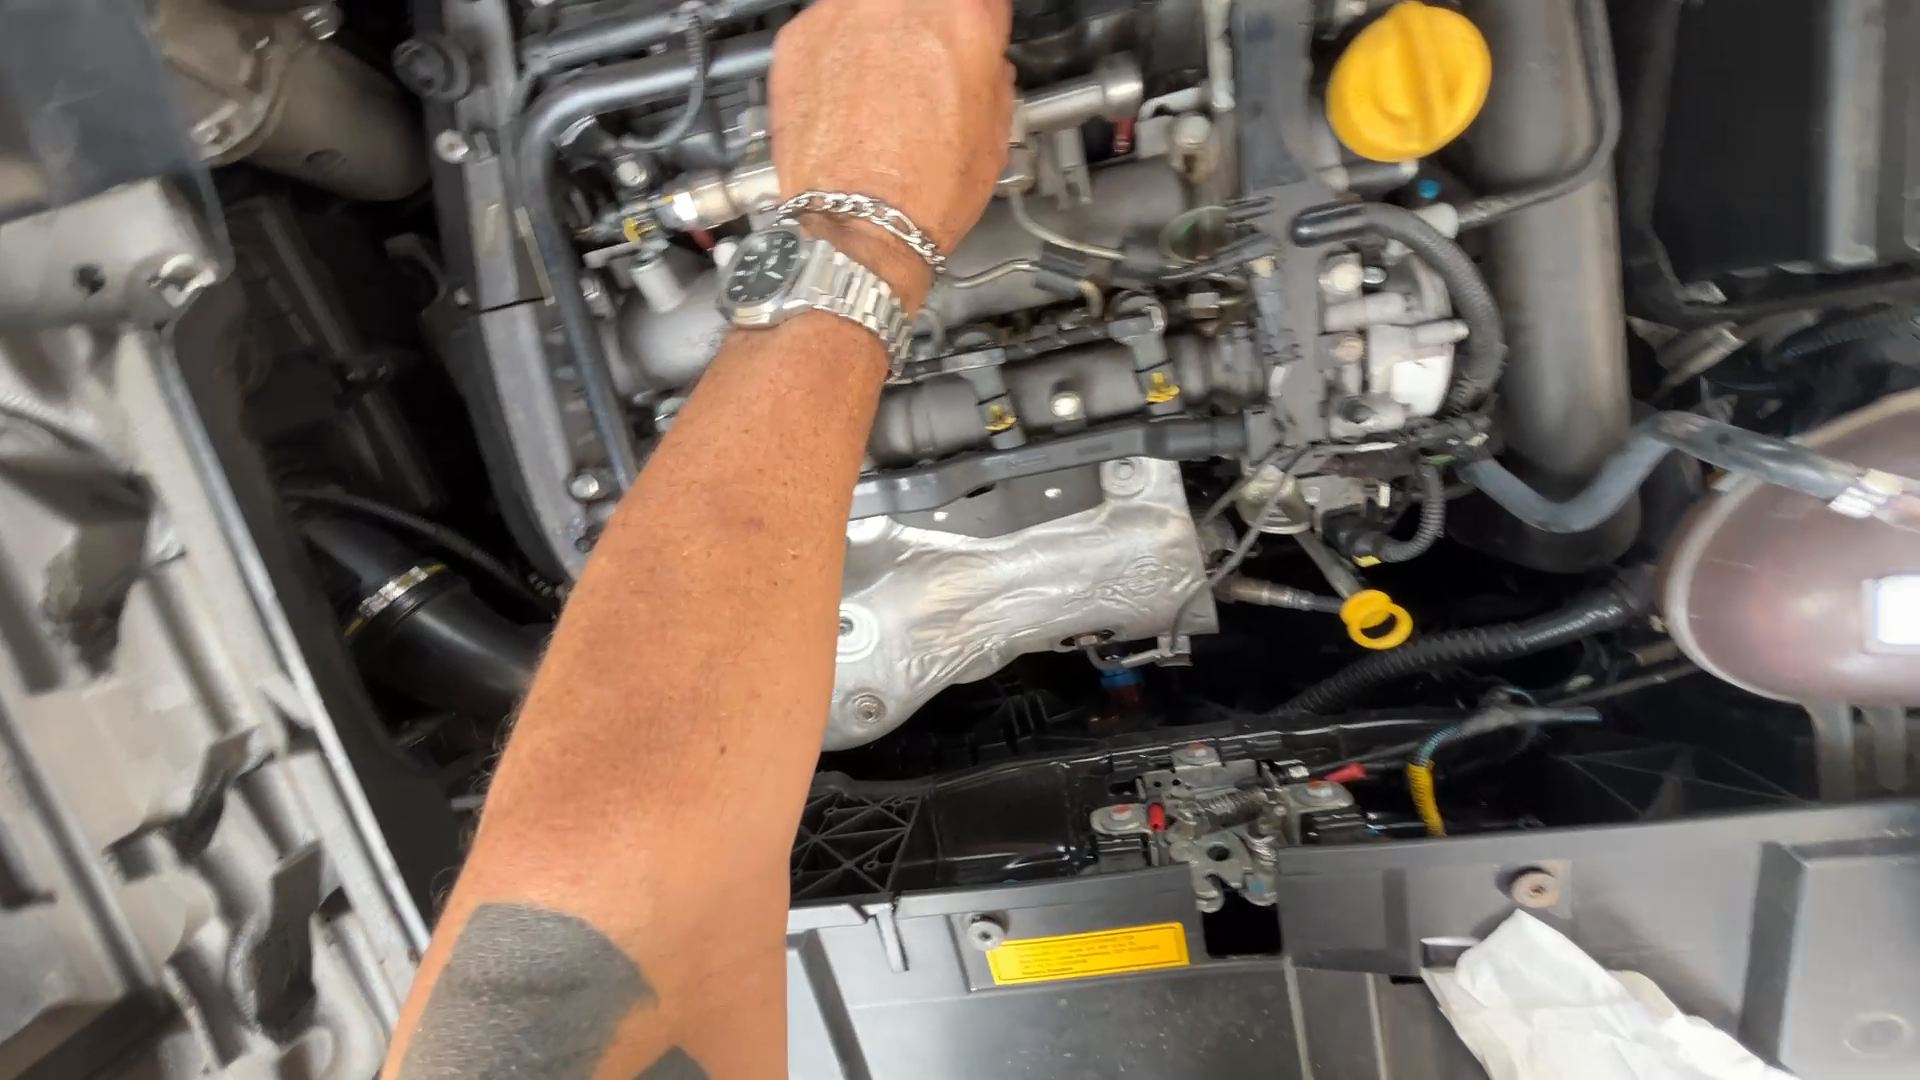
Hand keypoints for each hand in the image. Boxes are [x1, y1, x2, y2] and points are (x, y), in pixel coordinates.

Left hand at [770, 0, 1015, 308]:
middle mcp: (900, 0)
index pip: (982, 2)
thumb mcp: (993, 144)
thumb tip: (986, 73)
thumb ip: (993, 85)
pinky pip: (826, 37)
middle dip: (922, 38)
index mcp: (962, 16)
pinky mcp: (798, 39)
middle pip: (919, 3)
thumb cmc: (924, 198)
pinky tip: (845, 109)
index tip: (967, 54)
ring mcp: (842, 14)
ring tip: (878, 102)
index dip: (976, 33)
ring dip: (876, 45)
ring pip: (869, 14)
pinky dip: (834, 64)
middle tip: (919, 83)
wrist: (861, 231)